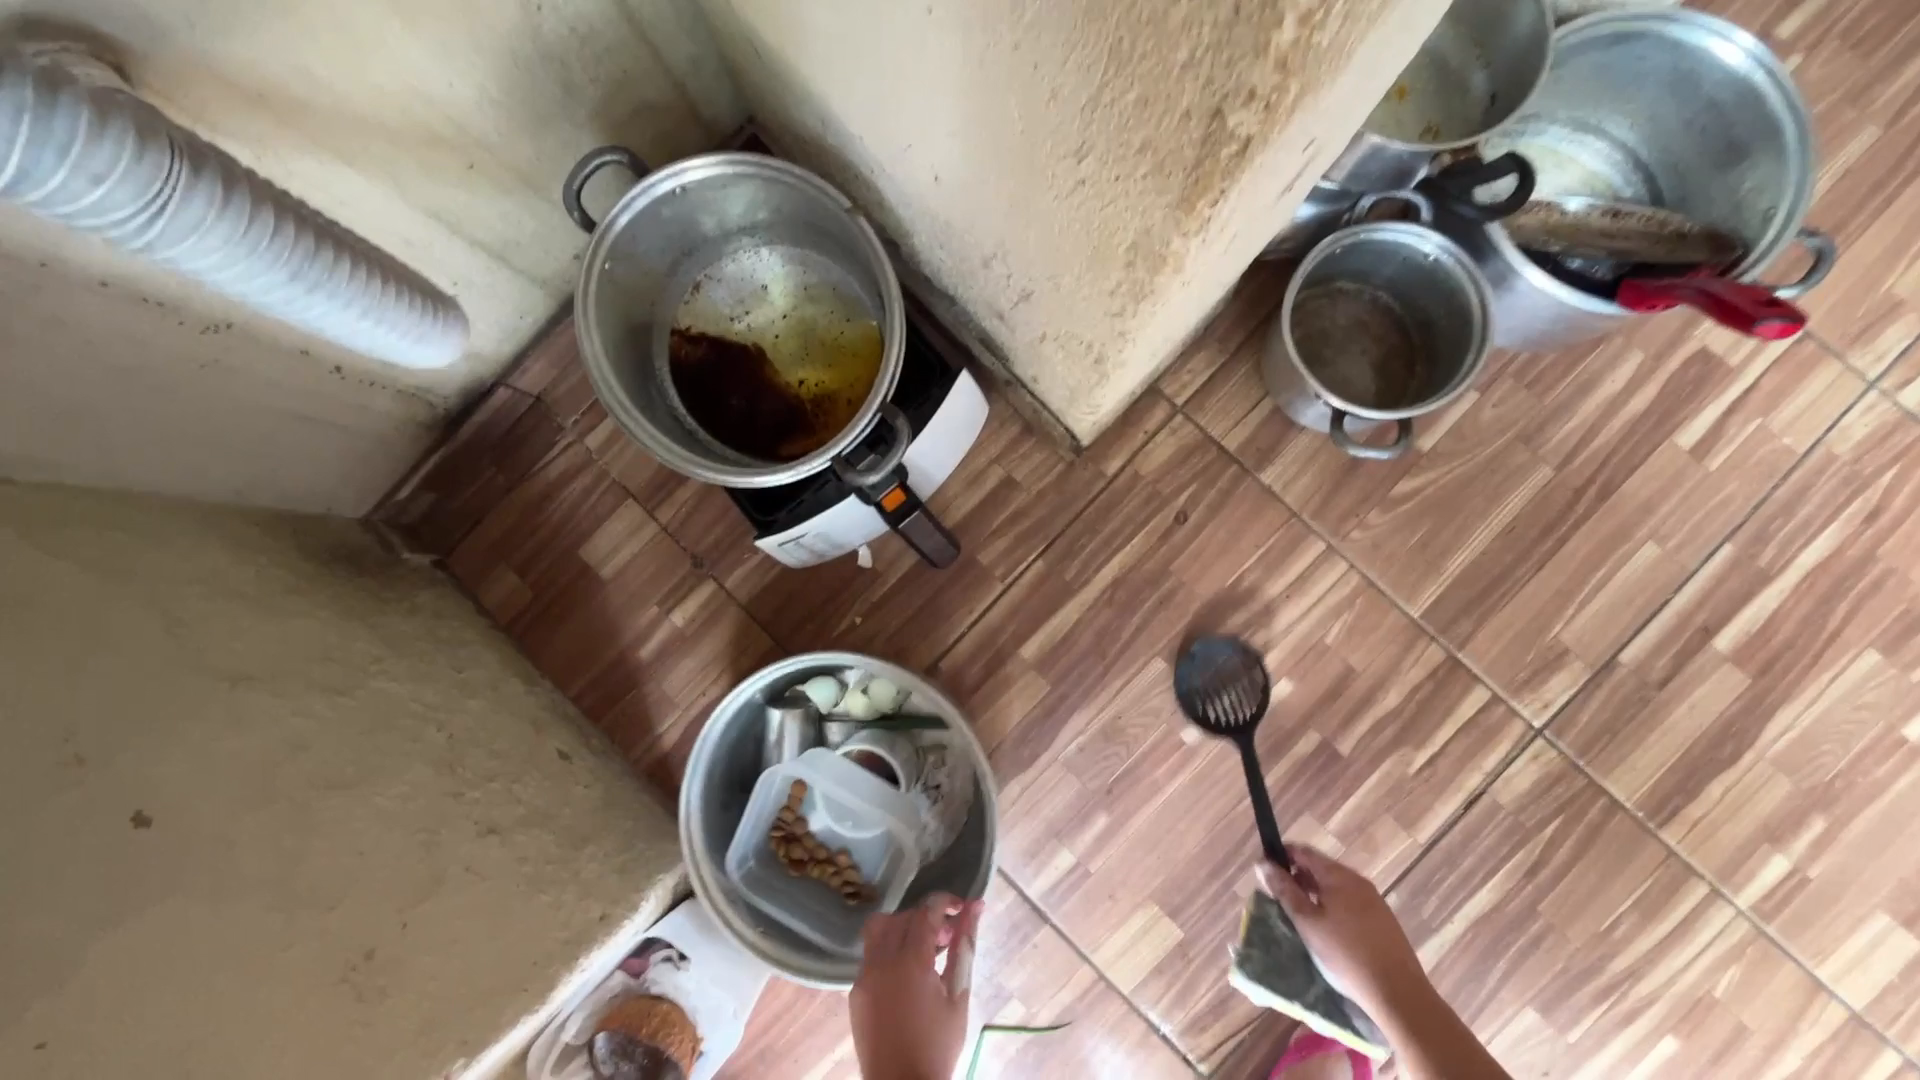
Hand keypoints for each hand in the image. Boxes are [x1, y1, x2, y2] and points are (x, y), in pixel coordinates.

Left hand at [849, 891, 983, 1079]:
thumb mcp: (958, 994)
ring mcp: (863, 976)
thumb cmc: (938, 1044)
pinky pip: (871, 955)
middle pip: (902, 917)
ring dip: (903, 928)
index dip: (946, 902)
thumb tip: (976, 908)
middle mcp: (881, 961)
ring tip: (926, 951)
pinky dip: (890, 950)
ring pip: (879, 930)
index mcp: (910, 961)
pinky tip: (908, 974)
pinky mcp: (855, 992)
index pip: (926, 911)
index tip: (963, 907)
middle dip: (927, 917)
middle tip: (949, 936)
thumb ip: (964, 946)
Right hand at [1256, 845, 1423, 1016]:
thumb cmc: (1345, 954)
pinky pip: (1349, 903)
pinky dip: (1331, 906)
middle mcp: (1358, 881)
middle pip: (1320, 868)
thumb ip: (1284, 891)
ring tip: (1298, 915)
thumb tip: (1263, 864)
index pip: (1303, 852)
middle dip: (1296, 876)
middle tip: (1277, 896)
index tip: (1263, 869)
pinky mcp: (1382, 921)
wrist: (1398, 993)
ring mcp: (1374, 901)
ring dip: (1313, 893)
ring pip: (1335, 887)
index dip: (1281, 855)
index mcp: (1339, 876)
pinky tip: (1325, 929)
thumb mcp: (1307, 922)